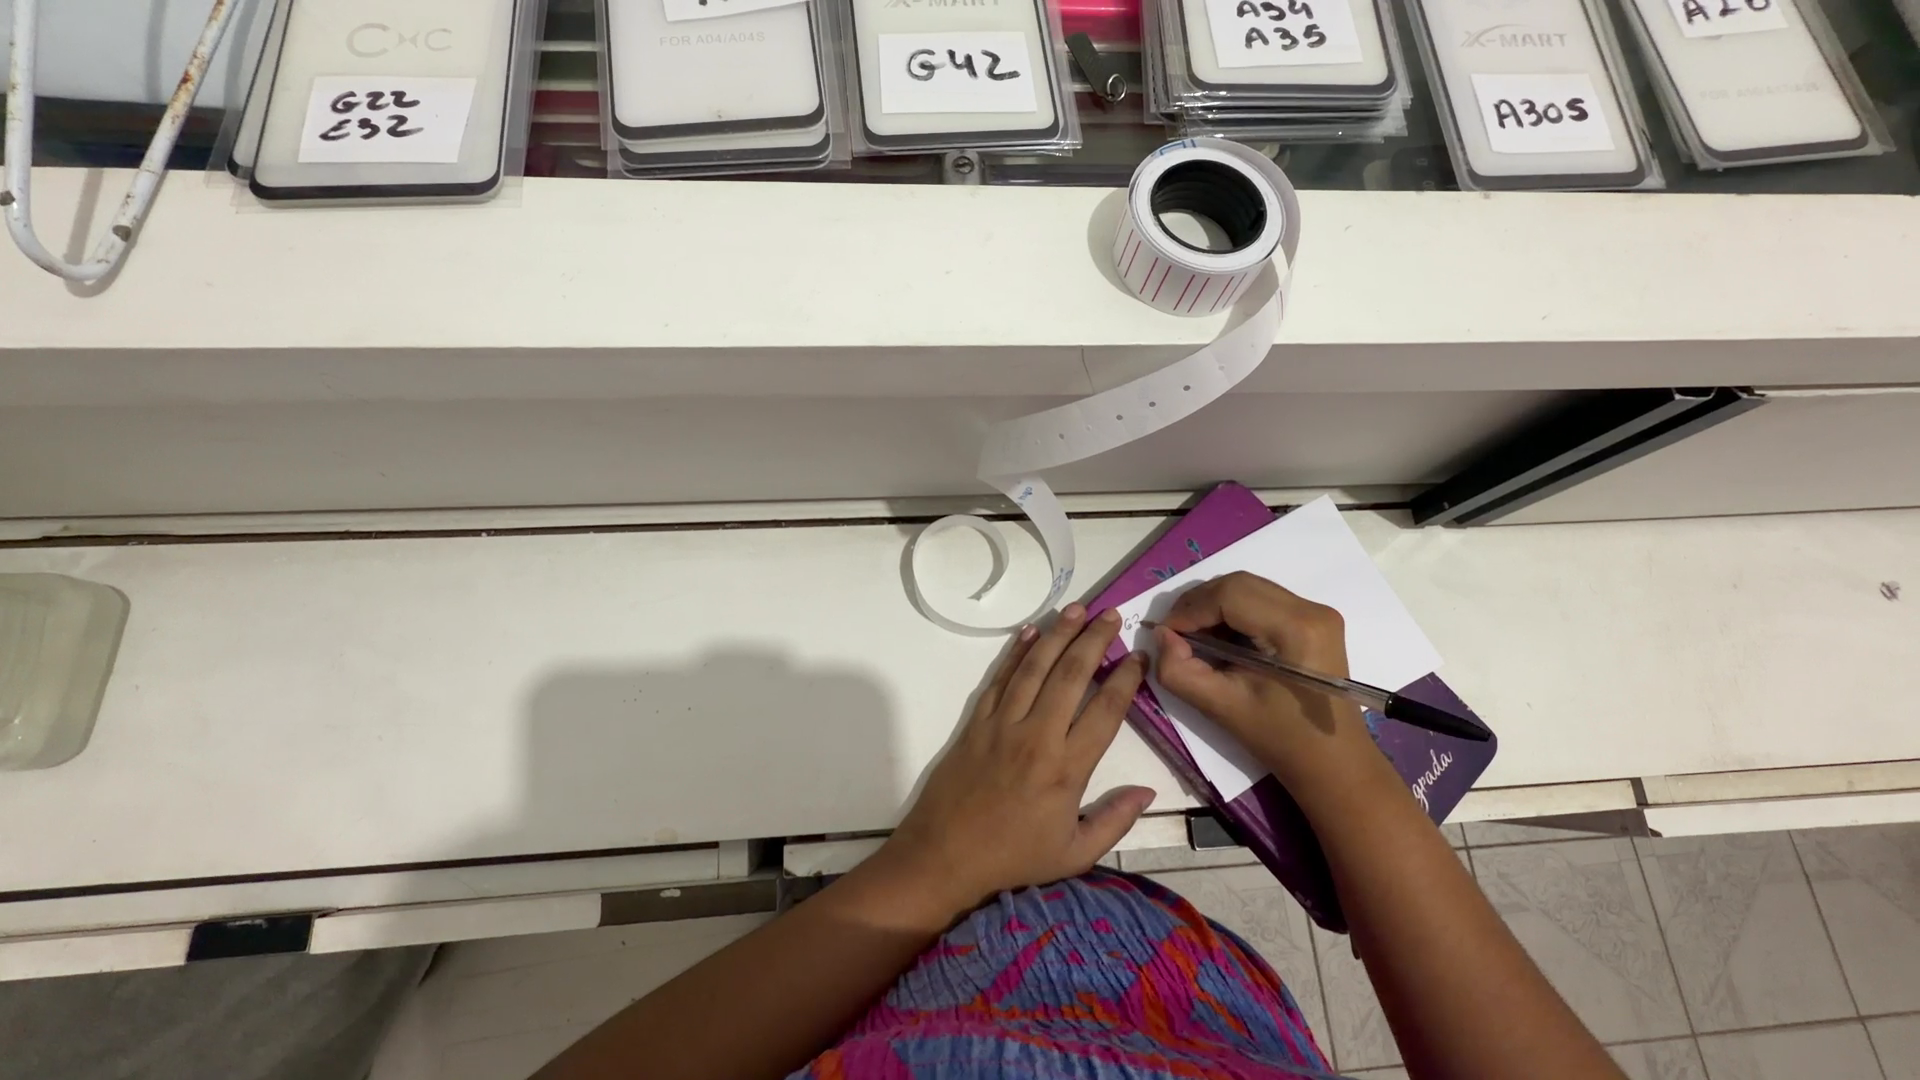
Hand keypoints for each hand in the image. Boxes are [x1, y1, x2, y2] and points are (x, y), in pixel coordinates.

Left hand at [875, 604, 1153, 917]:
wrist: (945, 855)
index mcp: (1067, 768)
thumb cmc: (1014, 857)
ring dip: (1057, 634)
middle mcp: (1037, 736)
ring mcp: (1003, 724)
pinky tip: (1030, 632)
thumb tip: (1148, 792)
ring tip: (1077, 609)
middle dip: (1094, 640)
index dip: (1125, 679)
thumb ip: (1114, 821)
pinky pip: (1000, 679)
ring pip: (1035, 668)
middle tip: (1111, 615)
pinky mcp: (976, 722)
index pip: (1105, 710)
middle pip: (1071, 675)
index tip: (1138, 656)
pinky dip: (1016, 653)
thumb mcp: (1075, 855)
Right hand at [1151, 572, 1388, 795]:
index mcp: (1296, 629)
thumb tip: (1162, 636)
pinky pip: (1261, 600)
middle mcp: (1311, 609)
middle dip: (1199, 604)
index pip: (1230, 595)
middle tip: (1174, 632)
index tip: (1165, 634)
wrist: (1332, 760)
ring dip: (1213, 606)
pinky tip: (1219, 637)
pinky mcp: (1313, 619)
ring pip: (1248, 588)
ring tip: (1193, 635)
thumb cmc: (1280, 738)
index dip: (1190, 609)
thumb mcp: (1221, 707)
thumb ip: (1180, 671)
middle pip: (1239, 584)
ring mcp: (1316, 611)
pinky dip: (1232, 612)